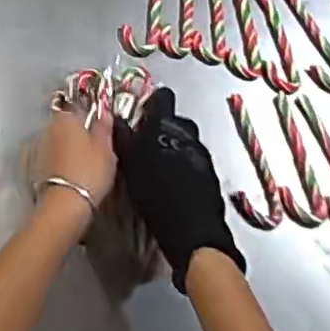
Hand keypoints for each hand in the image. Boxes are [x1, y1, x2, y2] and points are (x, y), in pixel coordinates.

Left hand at [39, 106, 116, 213]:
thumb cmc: (89, 171)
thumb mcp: (105, 148)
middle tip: (96, 148)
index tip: (100, 128)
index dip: (90, 115)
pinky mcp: (36, 163)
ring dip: (70, 146)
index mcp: (66, 117)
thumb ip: (104, 126)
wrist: (65, 203)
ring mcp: (41, 144)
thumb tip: (104, 109)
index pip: (78, 106)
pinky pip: (54, 155)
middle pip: (67, 123)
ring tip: (86, 164)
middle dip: (79, 131)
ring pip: (60, 139)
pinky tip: (72, 173)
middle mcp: (50, 126)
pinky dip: (62, 159)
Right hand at [114, 88, 243, 293]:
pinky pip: (195, 159)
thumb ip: (124, 139)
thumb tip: (117, 122)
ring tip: (161, 163)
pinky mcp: (212, 174)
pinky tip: (176, 180)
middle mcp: (188, 134)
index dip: (153, 101)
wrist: (193, 233)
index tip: (144, 110)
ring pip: (187, 140)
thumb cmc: (156, 194)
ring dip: (176, 145)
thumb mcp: (131, 164)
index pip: (163, 98)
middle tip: (148, 141)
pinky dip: (186, 163)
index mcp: (165, 125)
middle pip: (176, 119)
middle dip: (164, 127)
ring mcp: (202, 154)